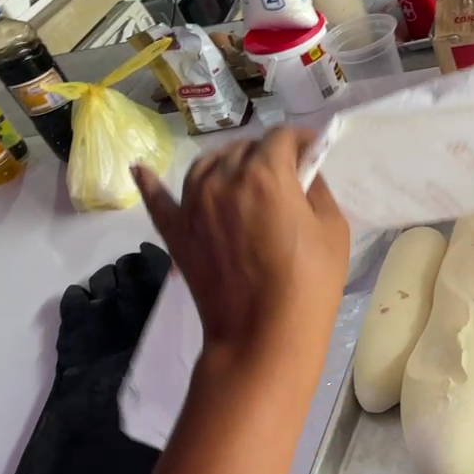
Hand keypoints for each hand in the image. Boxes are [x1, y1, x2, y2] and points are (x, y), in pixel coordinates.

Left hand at [134, 128, 349, 365]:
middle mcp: (222, 179)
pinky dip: (151, 183)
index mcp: (266, 174)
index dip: (301, 138)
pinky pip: (158, 199)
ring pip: (207, 165)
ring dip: (229, 162)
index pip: (281, 137)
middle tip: (288, 173)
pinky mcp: (175, 232)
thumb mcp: (333, 229)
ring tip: (245, 176)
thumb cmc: (310, 282)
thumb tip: (303, 175)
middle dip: (269, 153)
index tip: (313, 149)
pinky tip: (141, 170)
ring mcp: (192, 204)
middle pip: (244, 148)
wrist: (263, 336)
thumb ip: (316, 190)